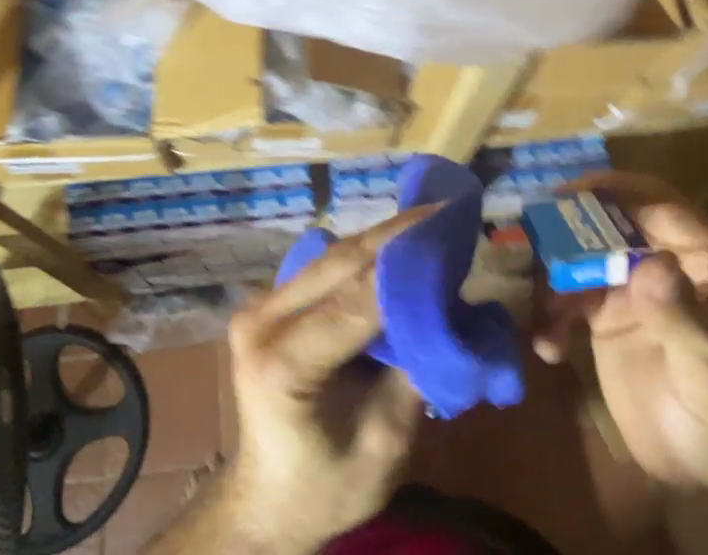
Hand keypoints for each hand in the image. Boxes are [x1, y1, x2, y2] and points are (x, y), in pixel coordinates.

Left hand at [158, 209, 432, 554]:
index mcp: (282, 365)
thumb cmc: (328, 486)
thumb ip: (413, 372)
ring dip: (381, 238)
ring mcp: (258, 308)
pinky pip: (322, 269)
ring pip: (330, 258)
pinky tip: (396, 243)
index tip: (449, 232)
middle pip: (338, 265)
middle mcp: (261, 323)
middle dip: (396, 235)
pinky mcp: (267, 304)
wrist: (268, 498)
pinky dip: (363, 255)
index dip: (403, 265)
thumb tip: (447, 311)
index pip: (353, 302)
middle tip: (447, 209)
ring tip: (429, 217)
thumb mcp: (385, 443)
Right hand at [532, 172, 707, 495]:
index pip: (663, 209)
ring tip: (540, 307)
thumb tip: (651, 263)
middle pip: (617, 223)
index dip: (616, 196)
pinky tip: (546, 345)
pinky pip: (571, 296)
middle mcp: (675, 262)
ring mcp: (639, 287)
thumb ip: (684, 318)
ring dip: (555, 273)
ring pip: (588, 254)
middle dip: (574, 228)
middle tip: (532, 237)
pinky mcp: (609, 316)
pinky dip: (552, 314)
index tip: (566, 196)